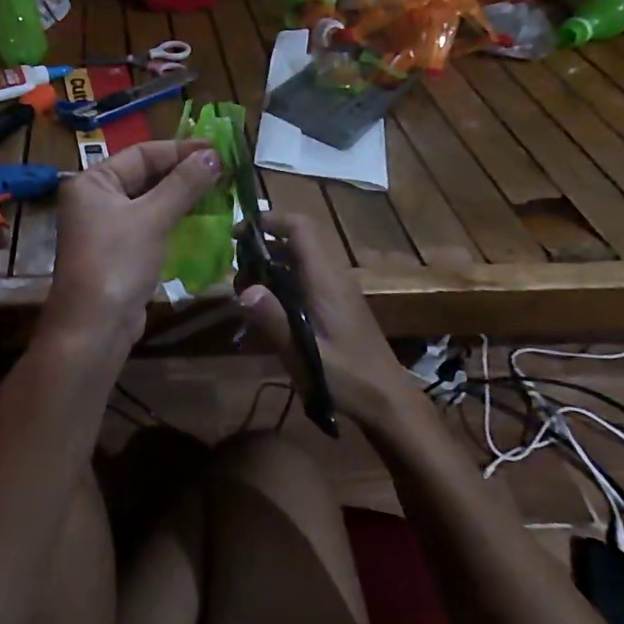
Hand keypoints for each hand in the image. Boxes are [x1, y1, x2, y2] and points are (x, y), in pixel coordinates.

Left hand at [39, 139, 220, 353]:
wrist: (94, 323)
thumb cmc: (118, 261)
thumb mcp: (153, 217)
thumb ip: (183, 184)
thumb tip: (213, 155)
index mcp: (92, 182)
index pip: (140, 153)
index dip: (180, 150)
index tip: (219, 149)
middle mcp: (93, 200)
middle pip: (144, 176)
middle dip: (183, 173)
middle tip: (227, 170)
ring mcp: (104, 228)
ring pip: (149, 202)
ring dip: (182, 197)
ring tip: (222, 191)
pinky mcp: (118, 252)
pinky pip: (149, 226)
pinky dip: (173, 220)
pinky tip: (203, 219)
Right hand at [236, 211, 417, 430]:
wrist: (388, 403)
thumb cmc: (348, 378)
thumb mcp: (304, 353)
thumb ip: (274, 320)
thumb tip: (244, 291)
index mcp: (326, 281)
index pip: (300, 228)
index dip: (268, 220)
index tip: (236, 234)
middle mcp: (331, 278)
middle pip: (295, 241)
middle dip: (259, 248)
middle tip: (235, 276)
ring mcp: (333, 292)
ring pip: (296, 261)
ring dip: (266, 268)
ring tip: (244, 295)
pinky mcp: (332, 306)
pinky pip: (300, 280)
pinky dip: (277, 285)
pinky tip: (264, 312)